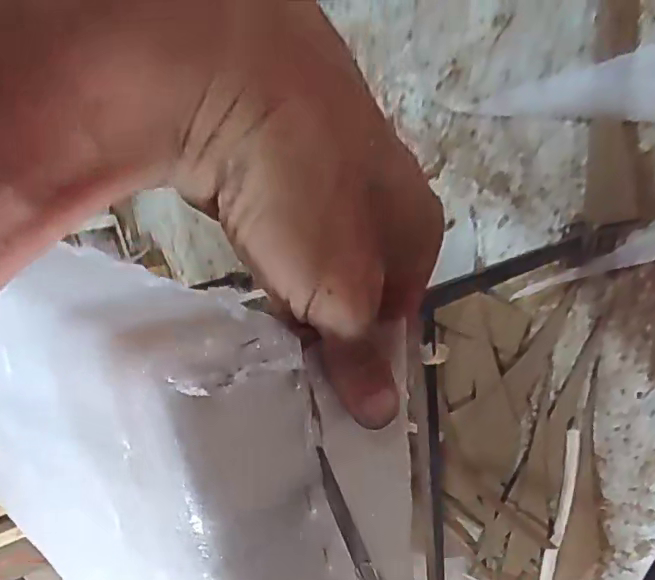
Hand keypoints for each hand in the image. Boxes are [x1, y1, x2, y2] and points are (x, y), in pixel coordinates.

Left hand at [167, 1, 440, 427]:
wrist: (236, 88)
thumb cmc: (310, 201)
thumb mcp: (340, 294)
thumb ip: (358, 354)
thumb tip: (383, 417)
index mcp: (418, 235)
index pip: (397, 324)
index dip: (363, 363)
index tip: (330, 398)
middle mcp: (384, 209)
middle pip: (358, 299)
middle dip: (327, 338)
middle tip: (297, 375)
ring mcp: (330, 191)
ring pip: (317, 276)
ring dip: (295, 311)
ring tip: (273, 340)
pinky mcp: (280, 184)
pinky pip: (281, 249)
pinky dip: (270, 277)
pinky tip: (255, 294)